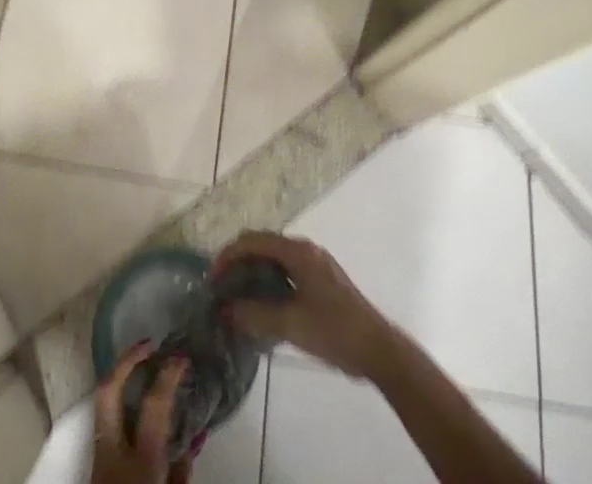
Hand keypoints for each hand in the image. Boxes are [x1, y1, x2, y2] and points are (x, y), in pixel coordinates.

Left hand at [92, 342, 194, 483]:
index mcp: (141, 459)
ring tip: (138, 359)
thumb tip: (189, 444)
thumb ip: (180, 472)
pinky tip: (129, 392)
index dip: (168, 377)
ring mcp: (97, 451)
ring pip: (100, 400)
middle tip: (148, 343)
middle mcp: (112, 448)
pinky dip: (115, 397)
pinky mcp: (93, 458)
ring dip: (118, 375)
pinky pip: (102, 416)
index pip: (154, 406)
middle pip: (109, 391)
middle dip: (125, 361)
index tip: (181, 357)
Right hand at [213, 231, 396, 379]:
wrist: (378, 349)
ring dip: (252, 273)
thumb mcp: (289, 324)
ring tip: (235, 297)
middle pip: (262, 245)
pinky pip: (285, 272)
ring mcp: (316, 265)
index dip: (228, 257)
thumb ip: (253, 315)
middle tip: (221, 288)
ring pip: (274, 260)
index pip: (252, 241)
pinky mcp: (321, 281)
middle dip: (238, 263)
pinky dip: (267, 282)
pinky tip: (260, 305)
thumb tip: (224, 311)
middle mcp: (307, 251)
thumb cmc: (334, 331)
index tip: (213, 280)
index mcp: (299, 252)